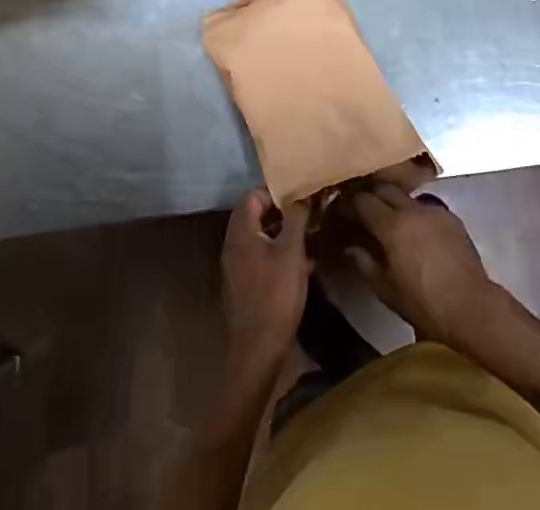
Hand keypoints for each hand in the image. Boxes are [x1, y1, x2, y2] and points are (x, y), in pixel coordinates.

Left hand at [221, 190, 311, 364]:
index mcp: (240, 233)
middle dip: (281, 214)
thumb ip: (295, 219)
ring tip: (308, 241)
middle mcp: (232, 246)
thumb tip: (299, 197)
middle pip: (254, 216)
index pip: (251, 196)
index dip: (275, 193)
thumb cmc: (276, 294)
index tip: (299, 198)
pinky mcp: (242, 285)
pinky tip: (299, 267)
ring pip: (259, 238)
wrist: (258, 347)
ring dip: (281, 235)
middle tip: (306, 217)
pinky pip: (258, 258)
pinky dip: (277, 254)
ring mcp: (235, 267)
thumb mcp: (292, 252)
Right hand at [344, 183, 509, 346]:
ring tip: (390, 219)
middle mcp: (412, 210)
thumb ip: (365, 263)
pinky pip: (427, 207)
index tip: (342, 212)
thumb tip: (351, 247)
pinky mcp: (452, 218)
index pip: (363, 201)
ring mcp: (435, 211)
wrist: (470, 306)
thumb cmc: (422, 302)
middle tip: (362, 210)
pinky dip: (416, 213)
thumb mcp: (385, 289)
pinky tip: (416, 231)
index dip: (349, 204)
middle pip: (385, 188)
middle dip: (371, 195)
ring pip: (408, 196)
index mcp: (392, 226)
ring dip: (395, 202)